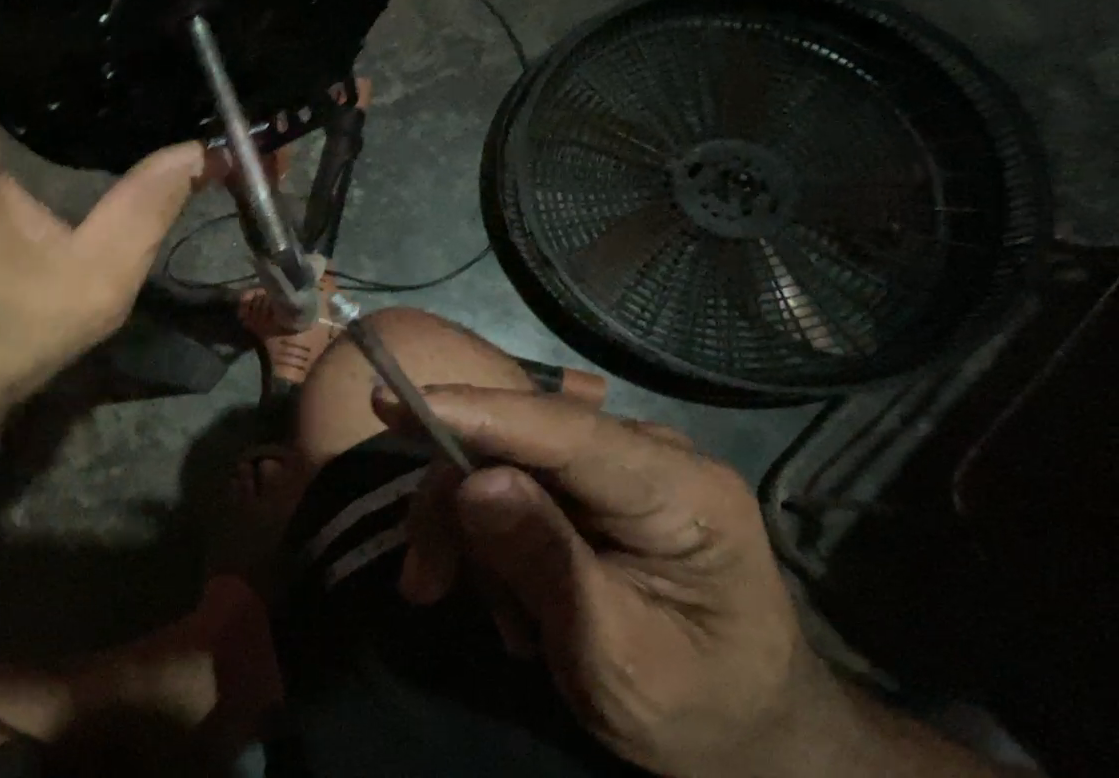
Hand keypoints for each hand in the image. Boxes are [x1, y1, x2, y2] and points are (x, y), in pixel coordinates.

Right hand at [376, 387, 827, 777]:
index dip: (476, 412)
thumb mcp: (617, 657)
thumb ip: (548, 565)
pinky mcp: (590, 488)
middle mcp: (649, 458)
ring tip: (469, 606)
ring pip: (500, 463)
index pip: (566, 432)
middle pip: (516, 444)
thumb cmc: (695, 706)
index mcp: (682, 493)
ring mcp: (617, 469)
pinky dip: (483, 537)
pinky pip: (509, 485)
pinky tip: (497, 597)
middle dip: (457, 505)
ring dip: (467, 532)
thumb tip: (474, 483)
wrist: (744, 732)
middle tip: (424, 582)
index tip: (390, 403)